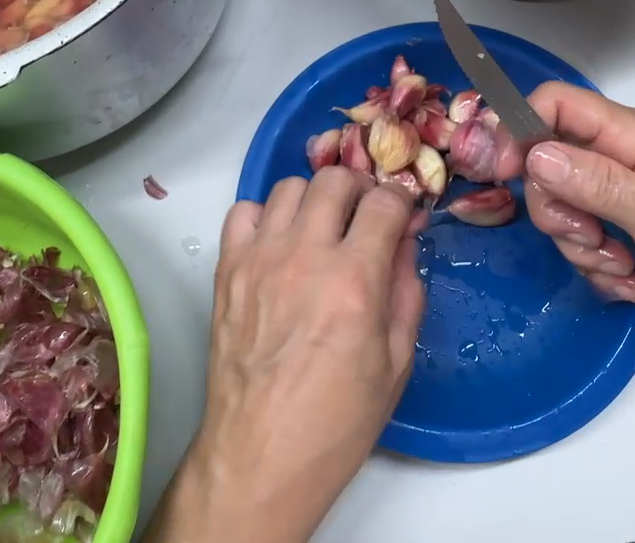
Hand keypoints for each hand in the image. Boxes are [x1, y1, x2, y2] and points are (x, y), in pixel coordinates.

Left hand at [146, 167, 424, 542]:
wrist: (261, 455)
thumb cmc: (337, 420)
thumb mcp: (397, 362)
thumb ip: (406, 290)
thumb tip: (404, 242)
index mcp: (354, 281)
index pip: (384, 202)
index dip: (401, 202)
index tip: (402, 216)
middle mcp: (305, 257)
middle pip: (334, 179)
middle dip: (359, 190)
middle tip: (364, 216)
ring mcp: (260, 259)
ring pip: (290, 186)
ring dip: (314, 199)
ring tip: (321, 228)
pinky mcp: (228, 269)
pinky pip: (244, 211)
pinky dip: (266, 216)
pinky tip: (278, 243)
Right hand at [494, 82, 634, 314]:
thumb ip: (601, 184)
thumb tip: (535, 153)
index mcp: (633, 135)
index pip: (554, 103)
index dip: (518, 129)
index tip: (506, 175)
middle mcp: (620, 151)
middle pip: (546, 160)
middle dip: (557, 210)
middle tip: (590, 241)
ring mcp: (620, 183)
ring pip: (561, 202)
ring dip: (578, 244)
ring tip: (622, 269)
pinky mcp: (623, 213)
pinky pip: (582, 230)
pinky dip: (594, 259)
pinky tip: (628, 279)